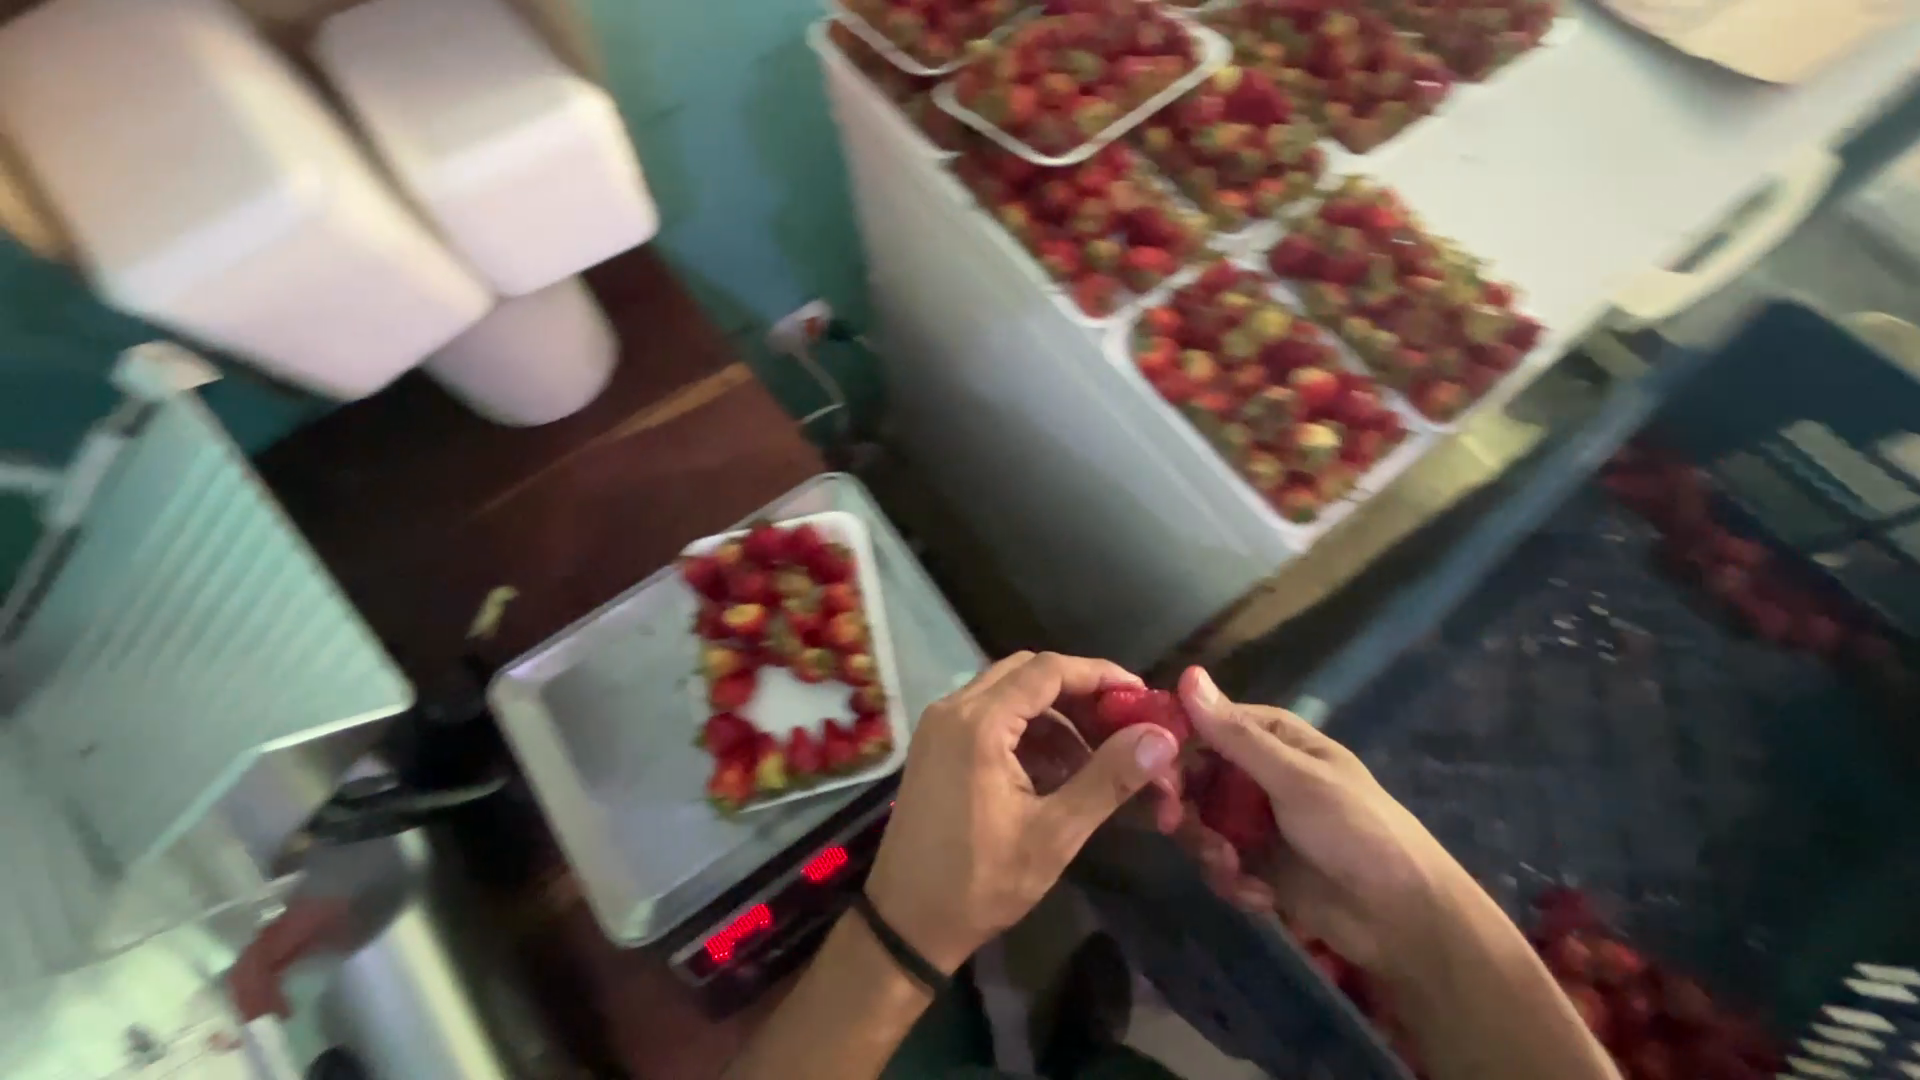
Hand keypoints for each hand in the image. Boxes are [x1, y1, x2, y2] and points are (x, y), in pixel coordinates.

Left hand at [864, 652, 1181, 972]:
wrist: (906, 922)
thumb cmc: (980, 881)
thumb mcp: (1054, 833)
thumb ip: (1108, 778)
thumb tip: (1162, 737)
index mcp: (978, 722)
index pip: (1048, 669)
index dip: (1099, 674)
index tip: (1140, 695)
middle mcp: (953, 708)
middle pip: (1026, 673)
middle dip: (1078, 693)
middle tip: (1121, 723)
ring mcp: (938, 726)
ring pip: (1007, 693)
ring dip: (1052, 715)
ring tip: (1093, 758)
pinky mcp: (935, 745)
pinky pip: (988, 716)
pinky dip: (1025, 731)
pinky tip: (1054, 770)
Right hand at [1177, 667, 1470, 978]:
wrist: (1405, 920)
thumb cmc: (1356, 829)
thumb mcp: (1294, 778)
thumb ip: (1235, 734)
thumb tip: (1186, 673)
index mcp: (1270, 739)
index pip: (1202, 726)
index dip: (1171, 744)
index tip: (1150, 768)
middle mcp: (1255, 774)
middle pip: (1191, 776)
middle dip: (1182, 803)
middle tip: (1174, 823)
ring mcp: (1253, 822)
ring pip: (1198, 822)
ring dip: (1207, 847)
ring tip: (1232, 870)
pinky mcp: (1255, 866)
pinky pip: (1217, 863)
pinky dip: (1230, 880)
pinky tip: (1259, 895)